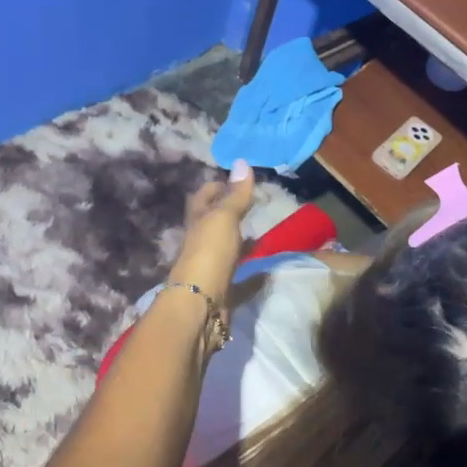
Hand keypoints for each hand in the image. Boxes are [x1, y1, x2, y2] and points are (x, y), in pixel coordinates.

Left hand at [169, 160, 256, 296]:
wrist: (200, 305)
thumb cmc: (210, 253)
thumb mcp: (224, 217)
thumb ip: (235, 194)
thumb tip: (242, 161)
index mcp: (198, 221)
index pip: (204, 196)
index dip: (217, 186)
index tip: (237, 180)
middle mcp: (201, 242)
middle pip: (215, 223)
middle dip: (232, 213)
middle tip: (255, 204)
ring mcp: (211, 267)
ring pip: (227, 249)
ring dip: (241, 241)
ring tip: (262, 232)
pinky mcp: (222, 289)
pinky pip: (240, 279)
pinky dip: (253, 276)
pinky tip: (268, 273)